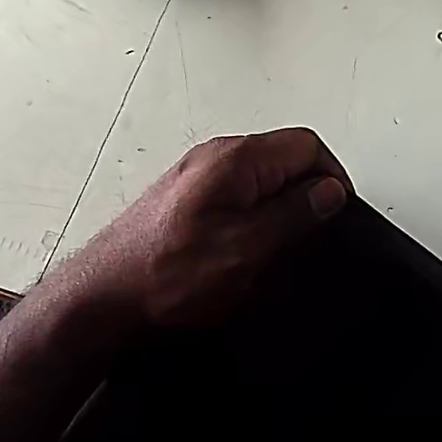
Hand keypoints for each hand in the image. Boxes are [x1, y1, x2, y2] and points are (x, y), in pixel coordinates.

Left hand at [64, 129, 351, 326]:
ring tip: (268, 253)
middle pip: (283, 160)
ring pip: (259, 183)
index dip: (331, 178)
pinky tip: (238, 256)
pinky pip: (234, 200)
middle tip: (304, 238)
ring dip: (274, 213)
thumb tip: (328, 193)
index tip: (336, 213)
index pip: (306, 146)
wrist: (106, 296)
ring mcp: (196, 178)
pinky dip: (248, 223)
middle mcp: (213, 158)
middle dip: (302, 197)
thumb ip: (293, 216)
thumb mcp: (245, 249)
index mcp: (234, 159)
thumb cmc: (161, 274)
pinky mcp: (185, 201)